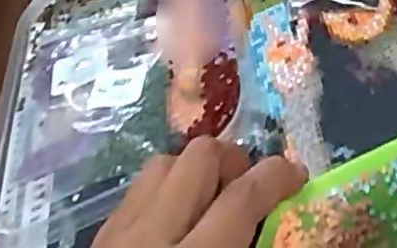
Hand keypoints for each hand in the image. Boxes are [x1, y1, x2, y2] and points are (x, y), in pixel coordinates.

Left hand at [92, 137, 306, 247]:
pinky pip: (138, 188)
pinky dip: (164, 189)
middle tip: (251, 189)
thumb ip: (243, 242)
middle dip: (234, 162)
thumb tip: (273, 212)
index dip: (276, 178)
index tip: (297, 173)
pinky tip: (176, 215)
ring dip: (196, 171)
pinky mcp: (99, 236)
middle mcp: (150, 236)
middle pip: (201, 157)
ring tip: (213, 199)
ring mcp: (117, 233)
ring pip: (165, 161)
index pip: (240, 200)